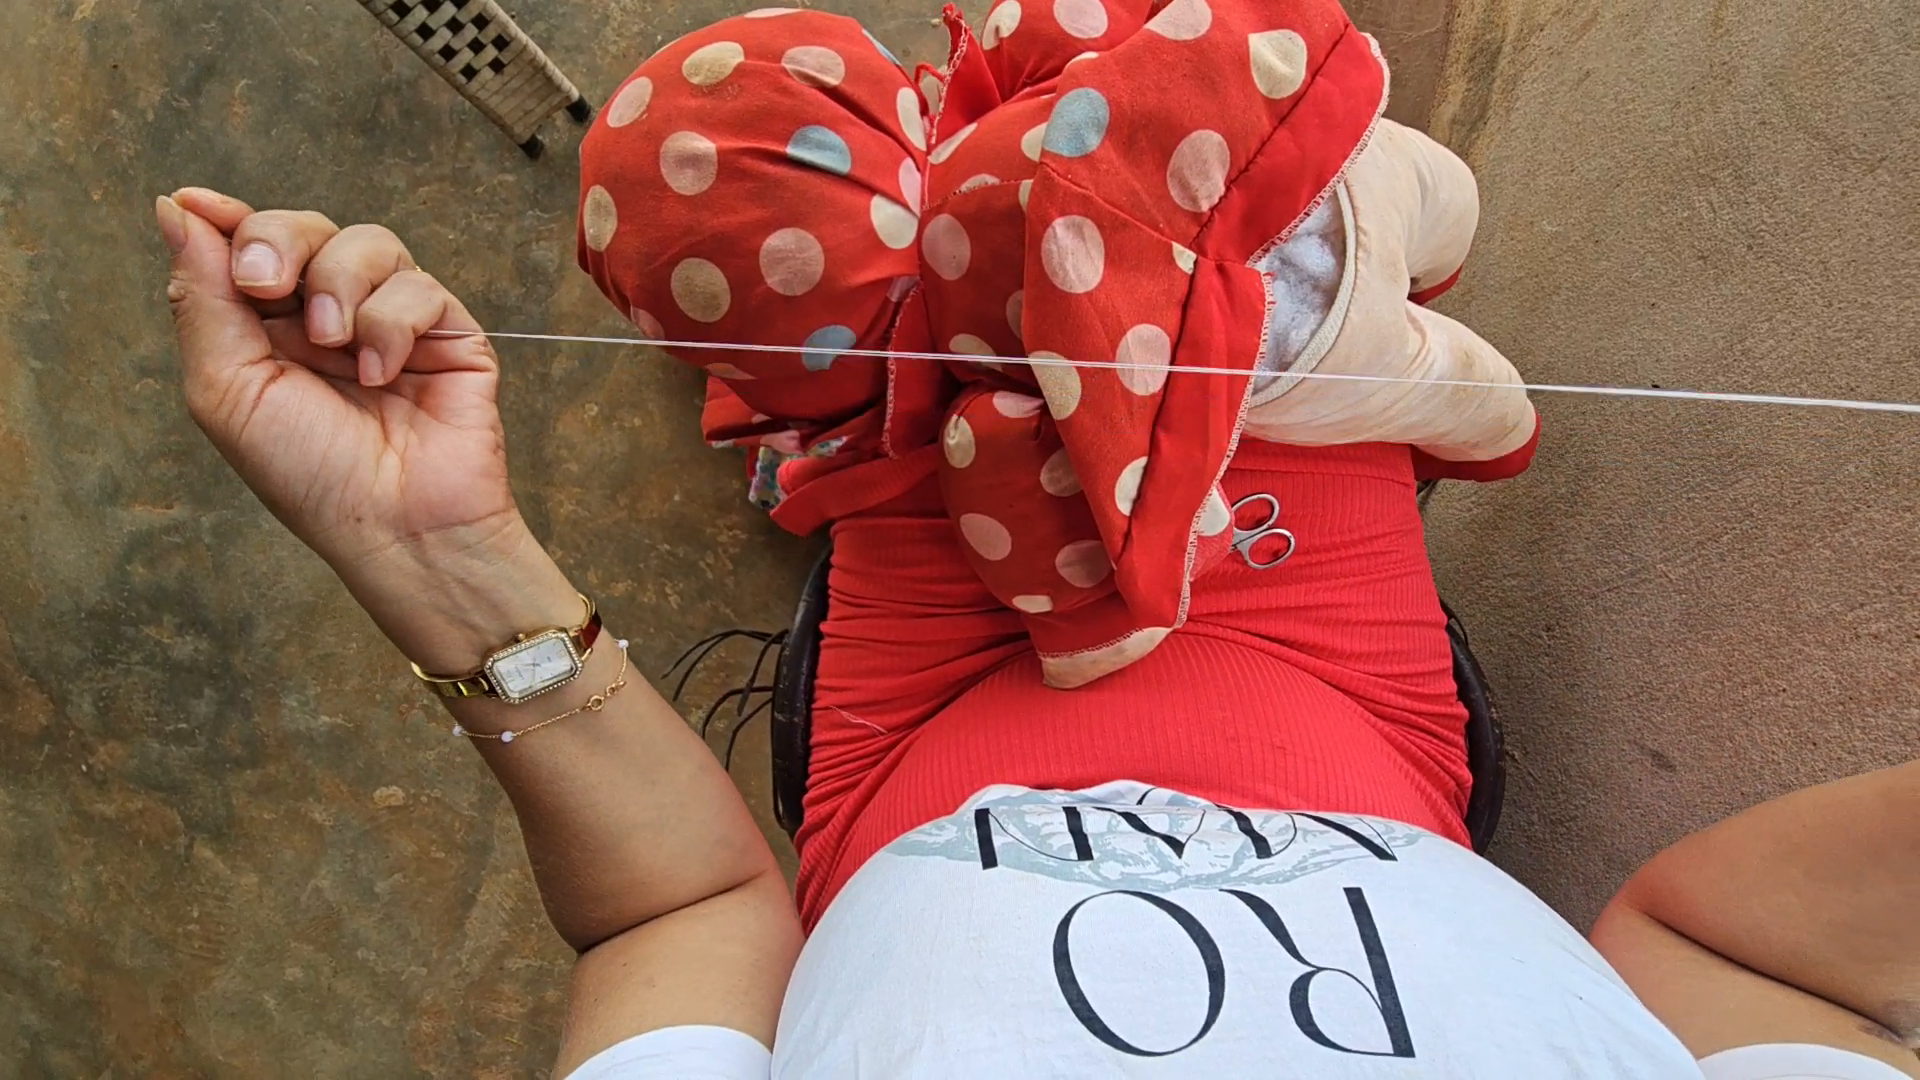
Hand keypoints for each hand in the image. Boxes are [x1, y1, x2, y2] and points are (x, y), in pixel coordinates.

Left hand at [158, 189, 576, 669]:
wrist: (399, 520)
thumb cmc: (313, 474)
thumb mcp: (225, 388)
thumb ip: (203, 298)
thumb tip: (179, 207)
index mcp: (273, 330)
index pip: (253, 243)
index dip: (233, 220)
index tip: (205, 212)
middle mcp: (337, 320)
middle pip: (311, 227)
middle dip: (282, 242)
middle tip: (268, 287)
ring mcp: (401, 328)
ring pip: (374, 246)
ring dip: (341, 284)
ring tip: (335, 343)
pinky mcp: (456, 340)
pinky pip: (423, 289)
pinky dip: (394, 323)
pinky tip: (382, 372)